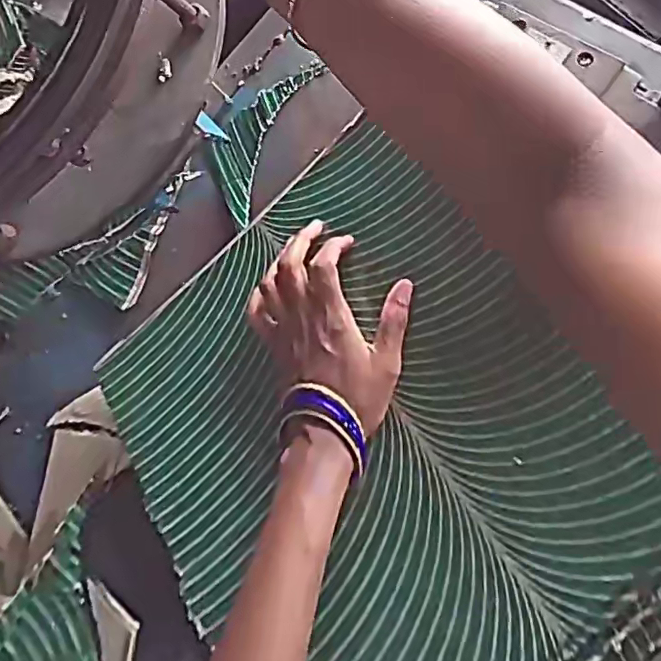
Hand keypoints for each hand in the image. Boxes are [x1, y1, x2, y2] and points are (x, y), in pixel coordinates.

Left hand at [247, 221, 412, 434]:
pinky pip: (255, 311)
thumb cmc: (358, 399)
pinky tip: (265, 284)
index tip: (347, 241)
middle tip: (315, 227)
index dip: (333, 246)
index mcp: (331, 316)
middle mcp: (302, 315)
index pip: (324, 266)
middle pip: (291, 265)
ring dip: (280, 258)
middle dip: (301, 239)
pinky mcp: (272, 344)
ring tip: (294, 247)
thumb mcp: (387, 362)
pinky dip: (258, 292)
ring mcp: (283, 329)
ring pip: (271, 282)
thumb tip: (405, 284)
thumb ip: (394, 320)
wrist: (322, 432)